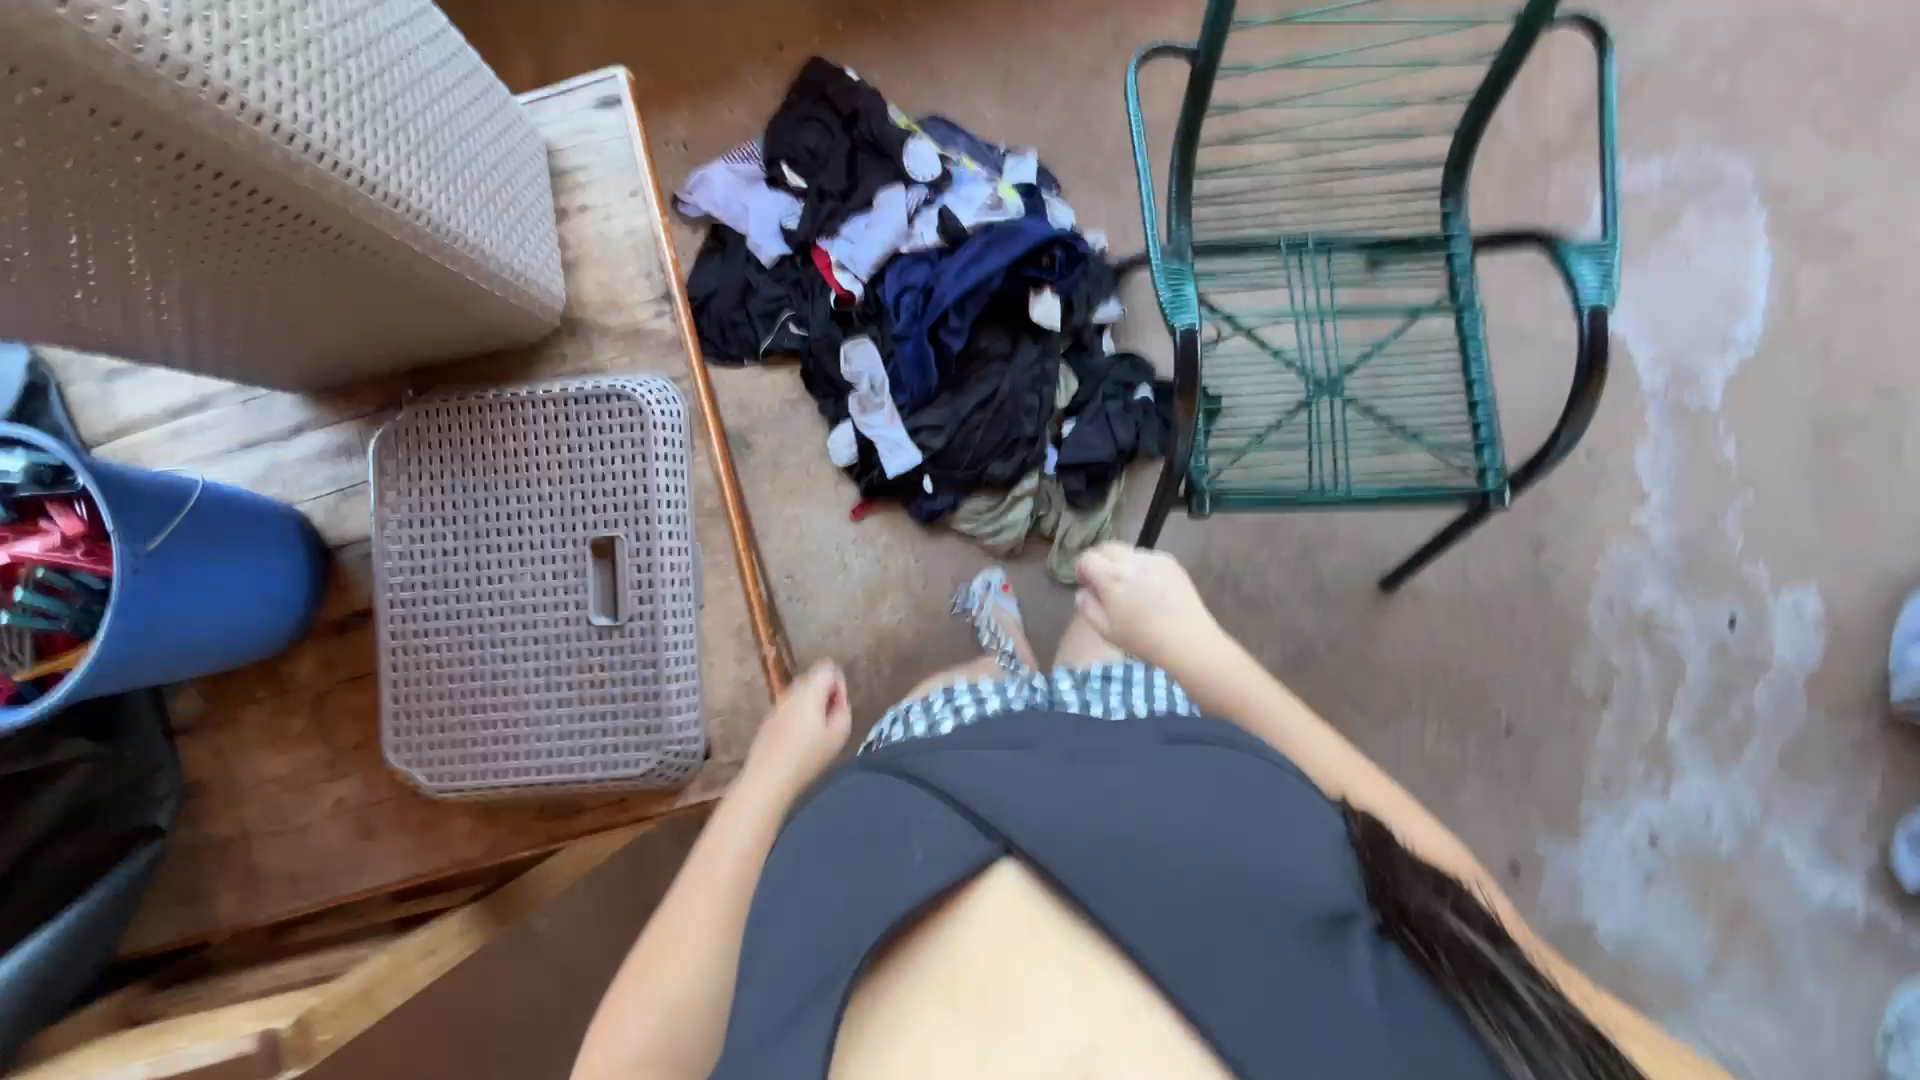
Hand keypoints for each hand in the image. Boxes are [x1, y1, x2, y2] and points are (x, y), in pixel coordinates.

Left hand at [740, 660, 852, 803]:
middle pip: (813, 679)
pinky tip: (798, 742)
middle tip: (830, 721)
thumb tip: (838, 699)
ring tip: (815, 734)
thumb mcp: (839, 734)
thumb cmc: (808, 757)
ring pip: (800, 695)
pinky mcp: (767, 720)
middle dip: (825, 694)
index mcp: (809, 691)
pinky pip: (789, 709)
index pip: (828, 668)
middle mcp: (791, 692)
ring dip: (811, 706)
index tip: (838, 707)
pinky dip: (797, 717)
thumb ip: (844, 709)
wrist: (768, 779)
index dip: (838, 684)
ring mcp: (776, 705)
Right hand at [1073, 543, 1223, 667]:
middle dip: (1098, 560)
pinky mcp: (1171, 562)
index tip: (1085, 583)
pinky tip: (1149, 588)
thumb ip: (1088, 607)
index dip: (1081, 569)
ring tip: (1129, 586)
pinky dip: (1141, 566)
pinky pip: (1148, 557)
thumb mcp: (1106, 630)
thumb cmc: (1142, 639)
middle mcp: (1131, 561)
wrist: (1187, 640)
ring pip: (1127, 551)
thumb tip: (1083, 591)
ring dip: (1120, 563)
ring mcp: (1153, 559)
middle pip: (1106, 548)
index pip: (1087, 558)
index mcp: (1111, 577)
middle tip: (1101, 580)